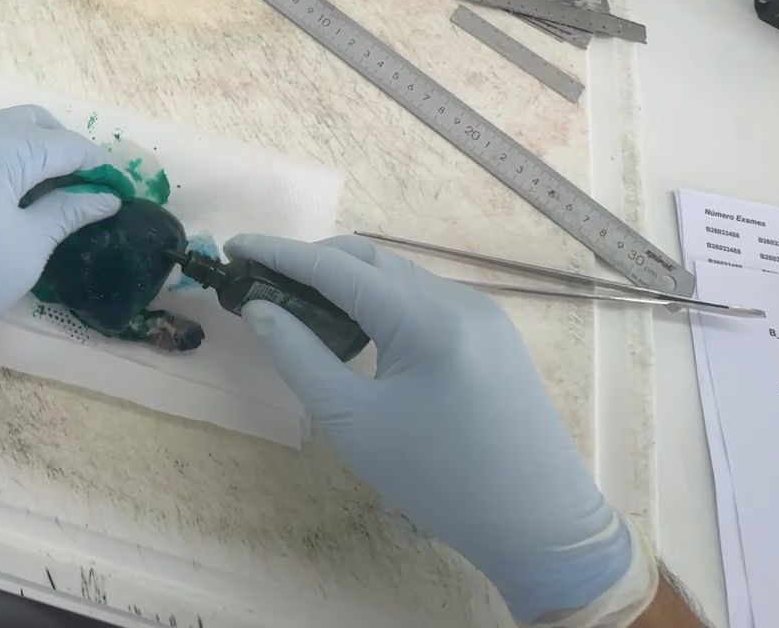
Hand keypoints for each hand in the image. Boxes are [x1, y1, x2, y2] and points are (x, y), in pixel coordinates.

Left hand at [0, 107, 120, 366]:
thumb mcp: (26, 249)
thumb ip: (67, 212)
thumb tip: (106, 197)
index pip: (63, 144)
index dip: (97, 164)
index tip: (120, 188)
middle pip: (32, 122)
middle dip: (65, 148)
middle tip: (86, 187)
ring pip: (0, 126)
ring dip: (32, 148)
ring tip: (51, 189)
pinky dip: (0, 154)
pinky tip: (10, 188)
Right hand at [231, 234, 633, 622]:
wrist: (545, 531)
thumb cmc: (438, 479)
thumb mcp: (351, 421)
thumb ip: (296, 354)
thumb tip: (257, 308)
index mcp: (425, 320)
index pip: (333, 267)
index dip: (277, 252)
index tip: (233, 246)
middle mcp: (457, 300)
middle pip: (365, 257)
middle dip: (307, 260)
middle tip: (262, 282)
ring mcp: (480, 313)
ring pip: (392, 272)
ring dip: (340, 277)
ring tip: (299, 304)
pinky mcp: (489, 331)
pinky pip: (416, 294)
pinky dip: (373, 296)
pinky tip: (353, 326)